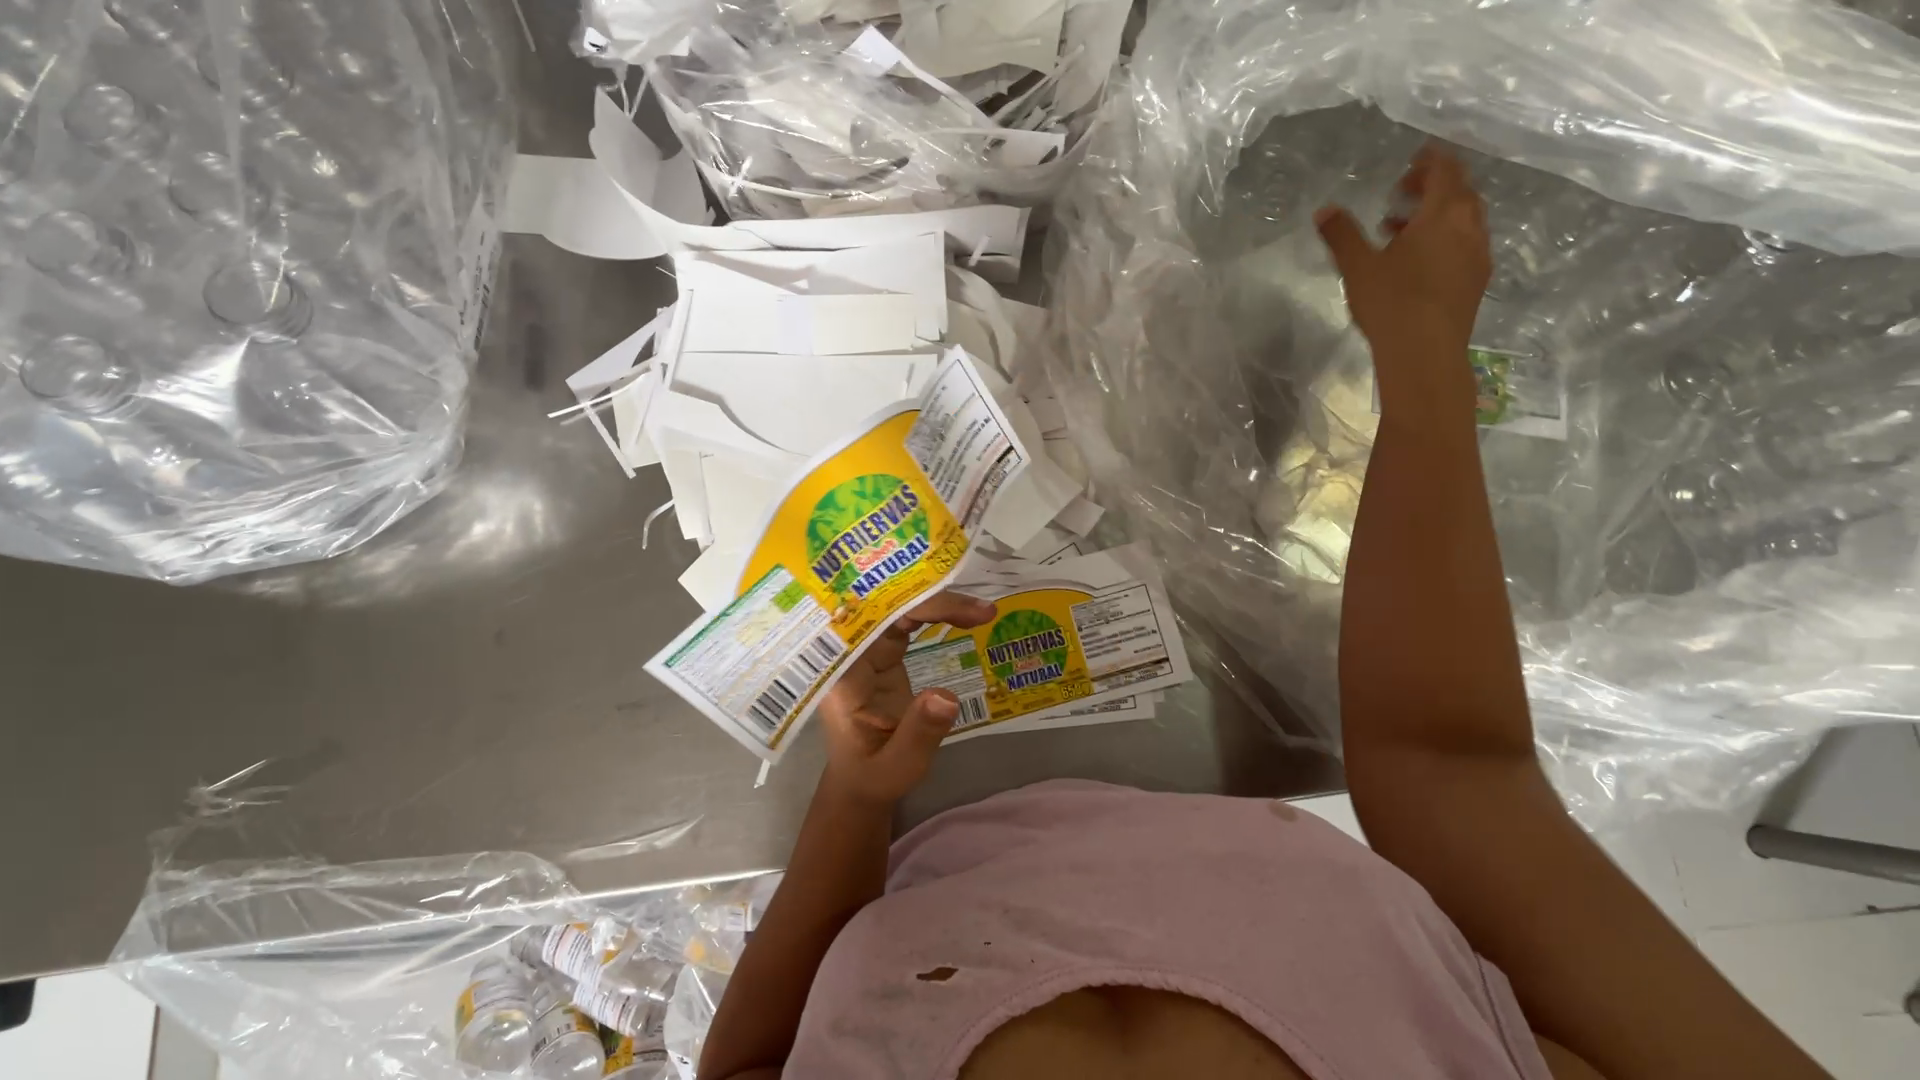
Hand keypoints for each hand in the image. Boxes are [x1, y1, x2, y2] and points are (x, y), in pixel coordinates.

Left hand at [816, 591, 996, 805]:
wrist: (860, 786)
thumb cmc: (873, 778)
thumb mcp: (898, 767)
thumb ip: (918, 734)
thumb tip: (947, 697)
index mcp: (842, 673)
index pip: (873, 623)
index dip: (911, 606)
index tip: (957, 608)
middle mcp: (849, 653)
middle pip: (884, 606)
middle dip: (931, 598)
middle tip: (983, 609)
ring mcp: (865, 651)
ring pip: (897, 609)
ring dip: (937, 603)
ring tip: (982, 610)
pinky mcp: (882, 655)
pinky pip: (906, 622)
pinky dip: (935, 615)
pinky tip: (965, 616)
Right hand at [1315, 144, 1491, 362]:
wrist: (1425, 355)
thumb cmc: (1392, 303)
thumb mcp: (1358, 266)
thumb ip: (1341, 235)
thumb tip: (1324, 211)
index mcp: (1444, 214)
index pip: (1446, 170)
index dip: (1431, 160)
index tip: (1415, 158)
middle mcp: (1469, 228)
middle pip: (1459, 193)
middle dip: (1432, 188)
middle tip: (1402, 195)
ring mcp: (1478, 256)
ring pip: (1463, 221)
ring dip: (1436, 217)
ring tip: (1401, 231)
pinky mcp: (1476, 282)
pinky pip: (1464, 245)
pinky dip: (1444, 240)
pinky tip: (1418, 262)